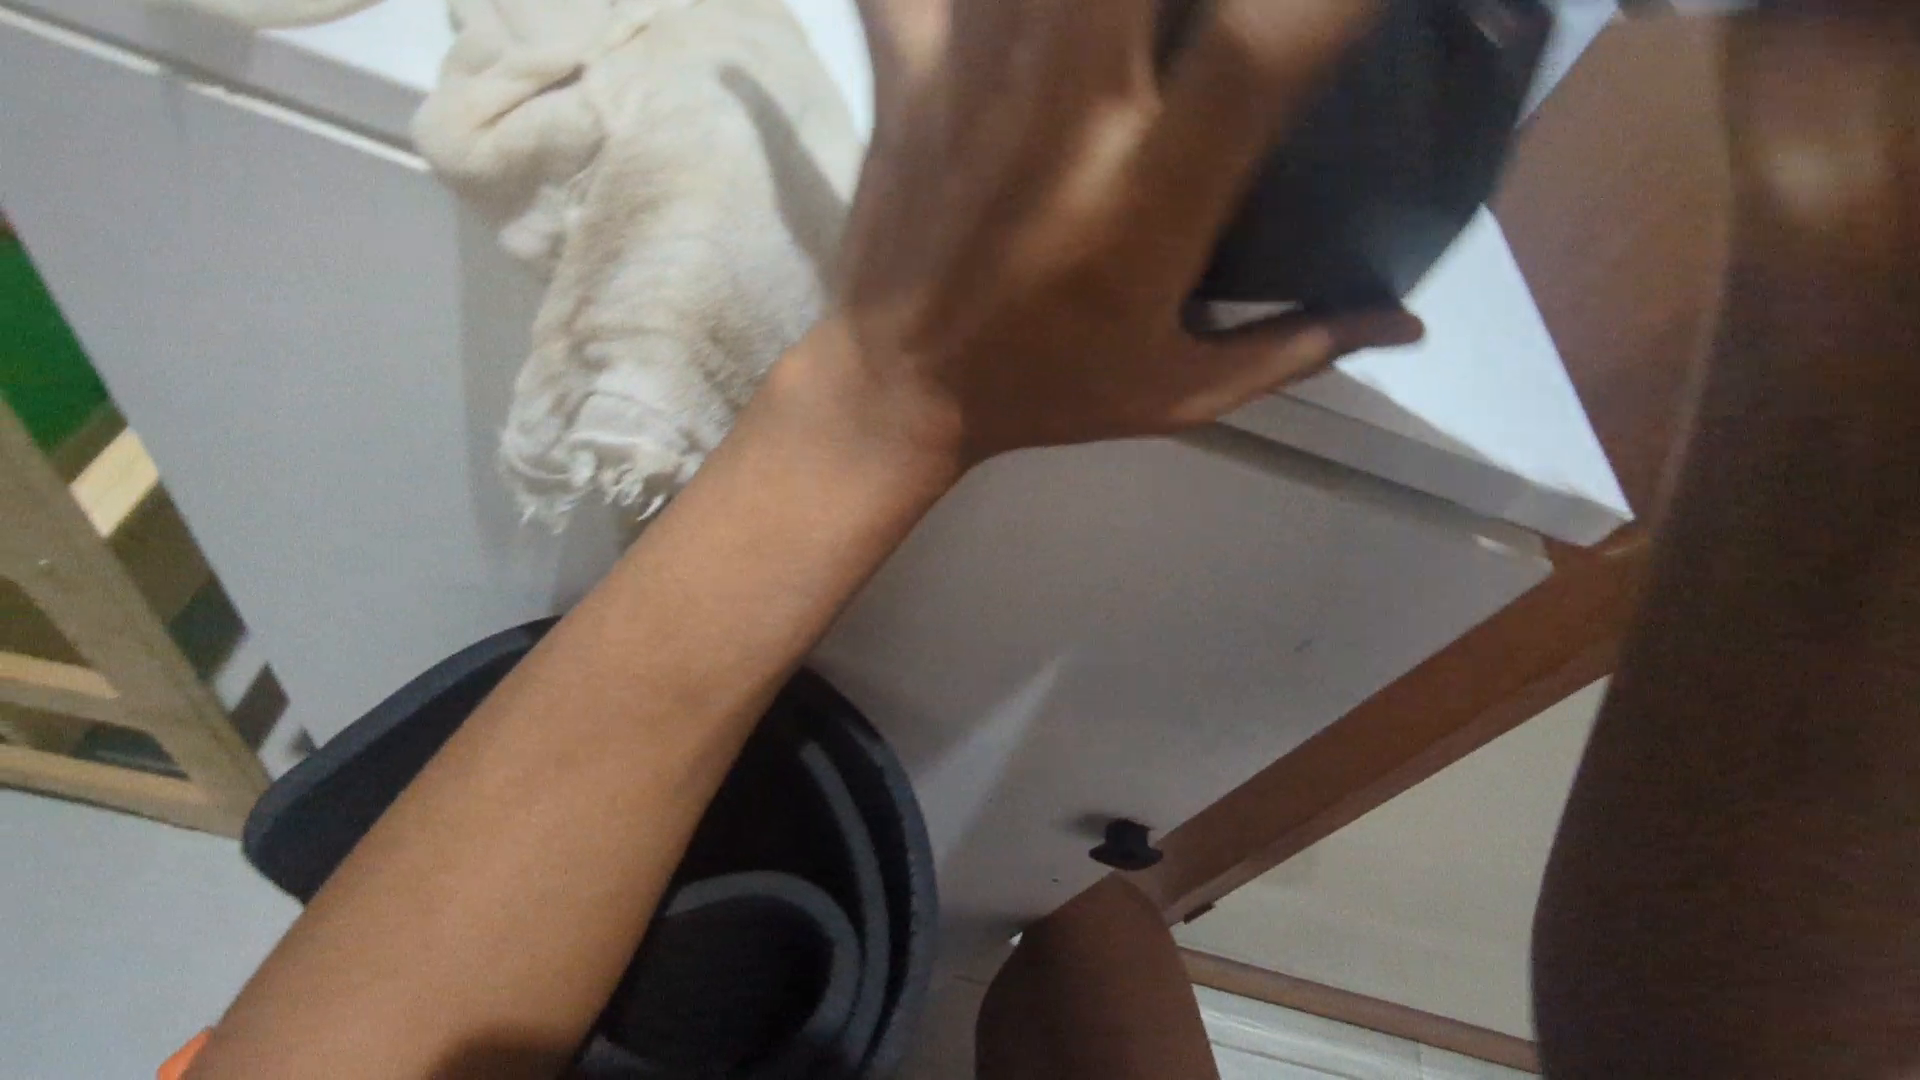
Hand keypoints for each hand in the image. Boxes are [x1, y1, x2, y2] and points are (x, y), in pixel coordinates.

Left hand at [820, 0, 1422, 466]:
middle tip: (1192, 8)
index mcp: (1151, 189)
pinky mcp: (905, 70)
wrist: (899, 392)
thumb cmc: (1041, 394)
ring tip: (1113, 10)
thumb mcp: (1177, 391)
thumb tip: (1407, 325)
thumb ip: (1297, 346)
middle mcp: (1070, 103)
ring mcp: (974, 72)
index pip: (1271, 34)